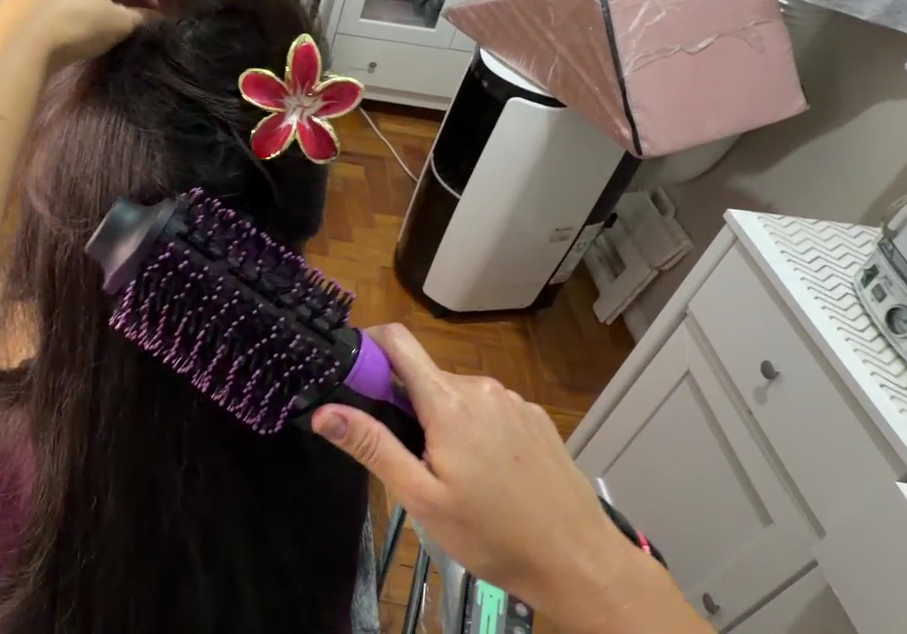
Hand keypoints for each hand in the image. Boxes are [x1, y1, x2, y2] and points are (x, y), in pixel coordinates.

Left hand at [0, 0, 150, 69]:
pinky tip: (57, 30)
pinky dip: (52, 11)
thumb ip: (137, 16)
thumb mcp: (118, 24)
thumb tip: (146, 15)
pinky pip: (40, 2)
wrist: (23, 47)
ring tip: (85, 21)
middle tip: (117, 9)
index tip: (147, 5)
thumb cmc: (78, 26)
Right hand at [312, 326, 697, 633]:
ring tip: (450, 472)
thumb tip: (324, 412)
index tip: (353, 376)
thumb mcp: (421, 498)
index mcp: (448, 401)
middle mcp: (481, 387)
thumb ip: (372, 447)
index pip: (396, 340)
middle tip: (406, 455)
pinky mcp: (535, 418)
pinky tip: (487, 473)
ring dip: (439, 416)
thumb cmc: (494, 535)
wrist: (583, 565)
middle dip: (404, 401)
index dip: (367, 345)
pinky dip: (473, 426)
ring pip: (455, 392)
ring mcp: (513, 401)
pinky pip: (487, 407)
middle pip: (423, 373)